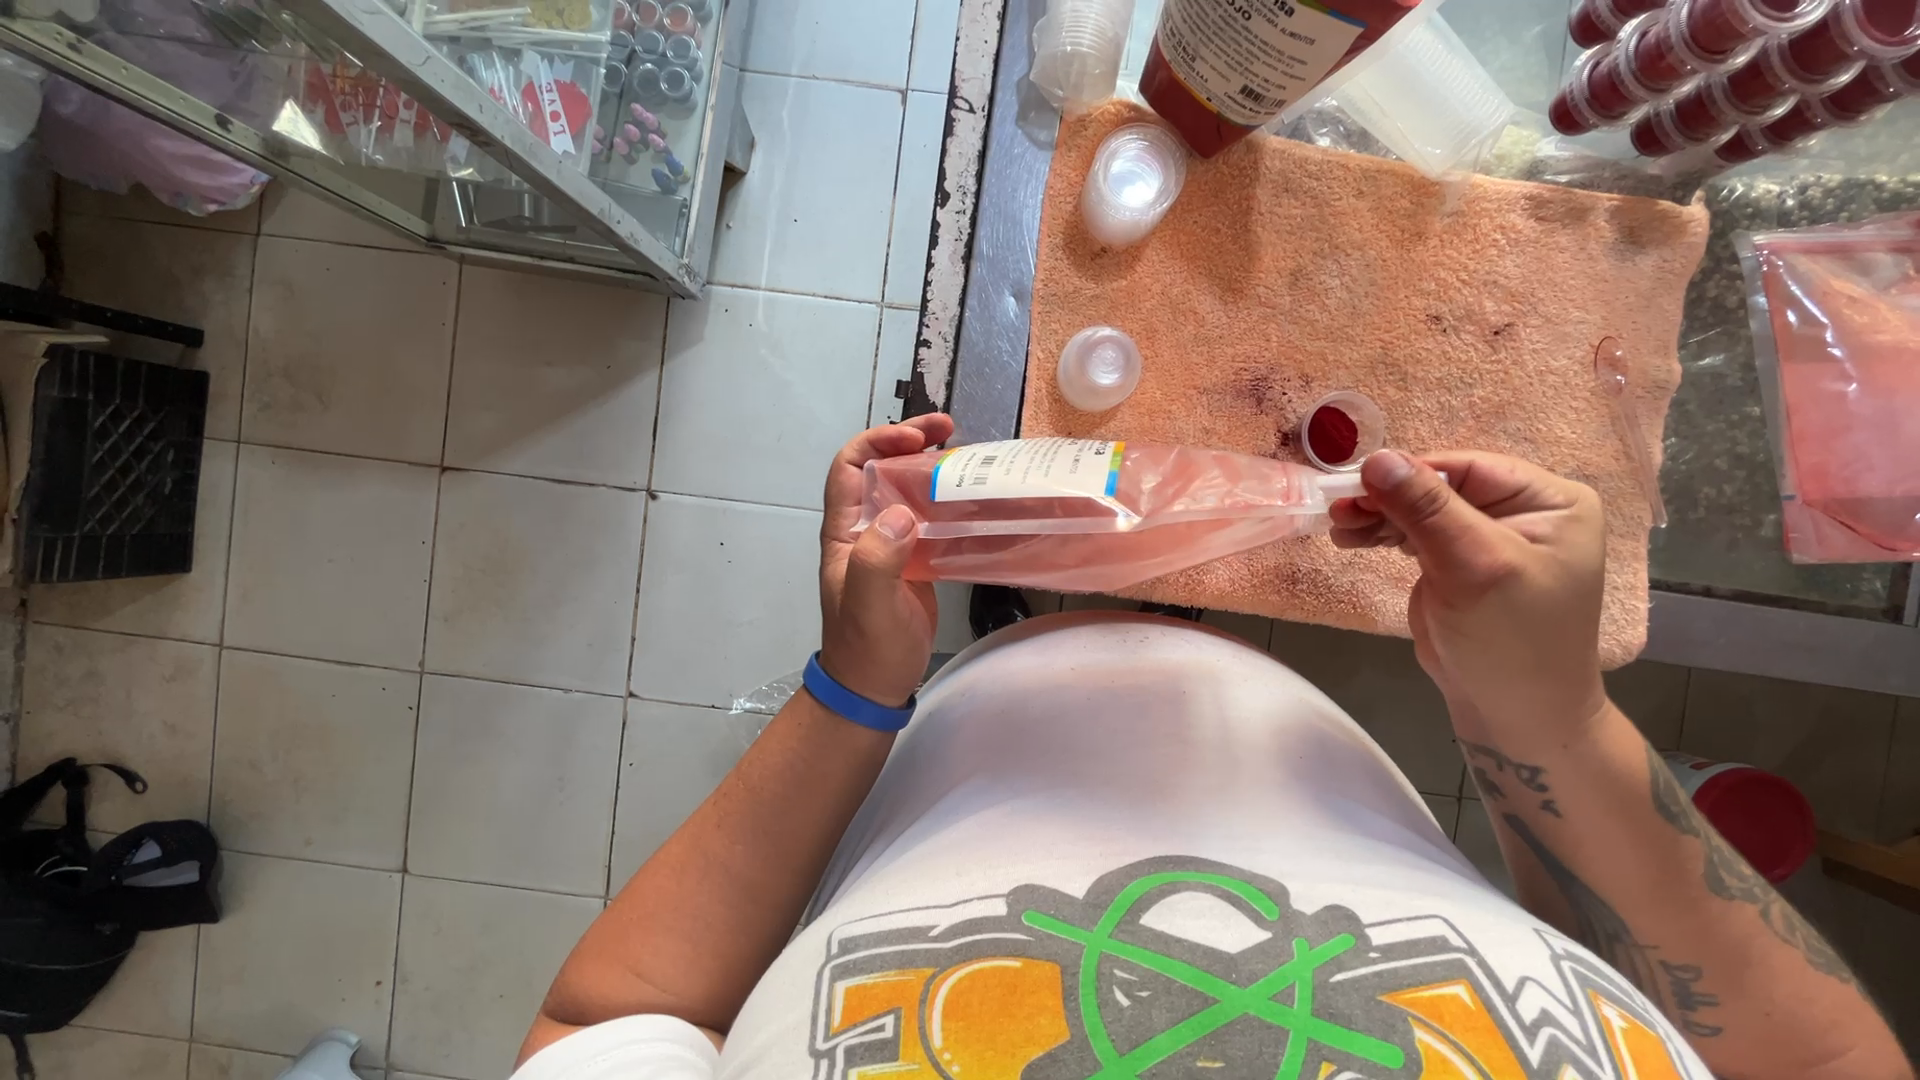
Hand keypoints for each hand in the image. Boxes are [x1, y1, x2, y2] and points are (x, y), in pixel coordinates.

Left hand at [817, 414, 955, 707]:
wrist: (874, 687)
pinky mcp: (917, 560)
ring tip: (974, 458)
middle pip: (884, 469)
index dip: (878, 442)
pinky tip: (981, 501)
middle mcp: (866, 527)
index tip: (916, 439)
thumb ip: (877, 560)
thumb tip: (902, 514)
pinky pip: (934, 520)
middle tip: (953, 429)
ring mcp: (892, 543)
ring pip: (912, 491)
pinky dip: (954, 504)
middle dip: (914, 443)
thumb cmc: (867, 647)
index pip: (849, 466)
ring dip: (938, 470)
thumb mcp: (868, 605)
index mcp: (846, 530)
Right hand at [1328, 449, 1608, 741]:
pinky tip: (1350, 538)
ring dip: (1375, 515)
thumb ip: (1425, 509)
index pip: (1466, 469)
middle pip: (1437, 487)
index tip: (1354, 486)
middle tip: (1337, 511)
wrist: (1514, 713)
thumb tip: (1376, 458)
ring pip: (1417, 509)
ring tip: (1337, 527)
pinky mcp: (1453, 564)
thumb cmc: (1511, 639)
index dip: (1409, 474)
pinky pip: (1411, 534)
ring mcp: (1483, 538)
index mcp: (1548, 501)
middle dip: (1386, 497)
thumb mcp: (1472, 566)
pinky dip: (1379, 533)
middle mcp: (1520, 511)